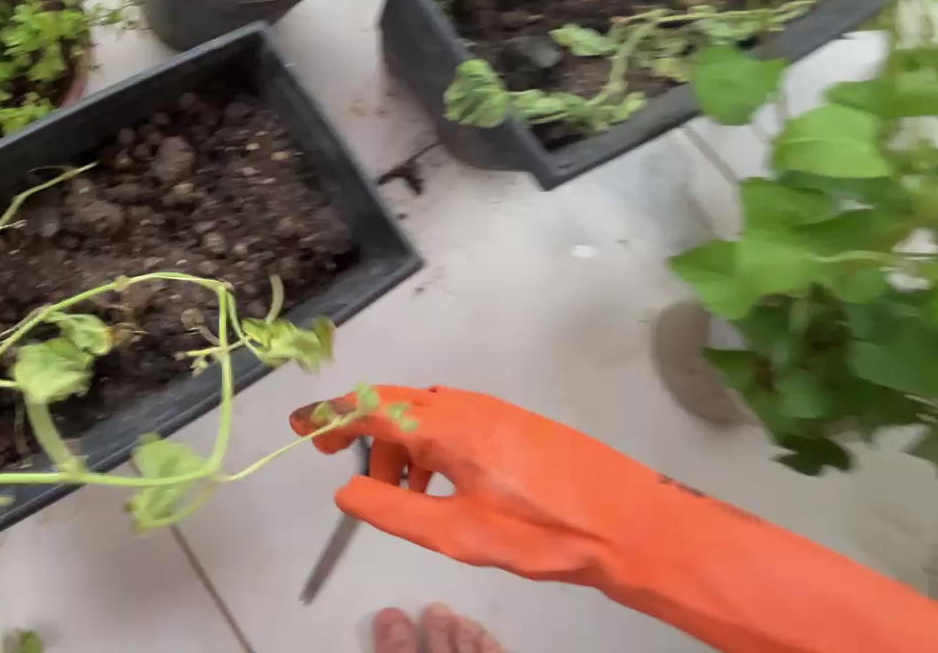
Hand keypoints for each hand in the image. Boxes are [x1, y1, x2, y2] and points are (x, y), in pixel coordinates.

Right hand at [290, 384, 662, 585]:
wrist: (636, 524)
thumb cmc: (544, 533)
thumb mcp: (460, 534)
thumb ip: (394, 510)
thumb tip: (344, 491)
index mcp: (442, 426)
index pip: (367, 406)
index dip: (328, 413)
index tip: (300, 425)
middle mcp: (458, 405)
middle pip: (389, 404)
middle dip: (357, 429)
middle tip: (336, 459)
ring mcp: (486, 409)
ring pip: (418, 415)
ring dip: (395, 446)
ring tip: (400, 494)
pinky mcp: (507, 421)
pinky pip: (446, 421)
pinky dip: (425, 446)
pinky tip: (440, 486)